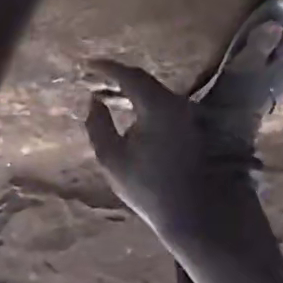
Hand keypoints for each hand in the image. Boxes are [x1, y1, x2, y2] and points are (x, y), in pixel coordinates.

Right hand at [83, 59, 270, 246]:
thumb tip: (94, 101)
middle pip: (143, 79)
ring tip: (110, 91)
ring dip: (132, 88)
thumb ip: (98, 125)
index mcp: (155, 105)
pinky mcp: (191, 128)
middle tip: (96, 76)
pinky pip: (162, 102)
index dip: (105, 67)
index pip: (127, 75)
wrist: (194, 218)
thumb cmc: (148, 188)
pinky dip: (144, 99)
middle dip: (118, 76)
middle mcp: (175, 103)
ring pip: (154, 91)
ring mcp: (187, 116)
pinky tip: (131, 109)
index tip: (87, 65)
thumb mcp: (112, 159)